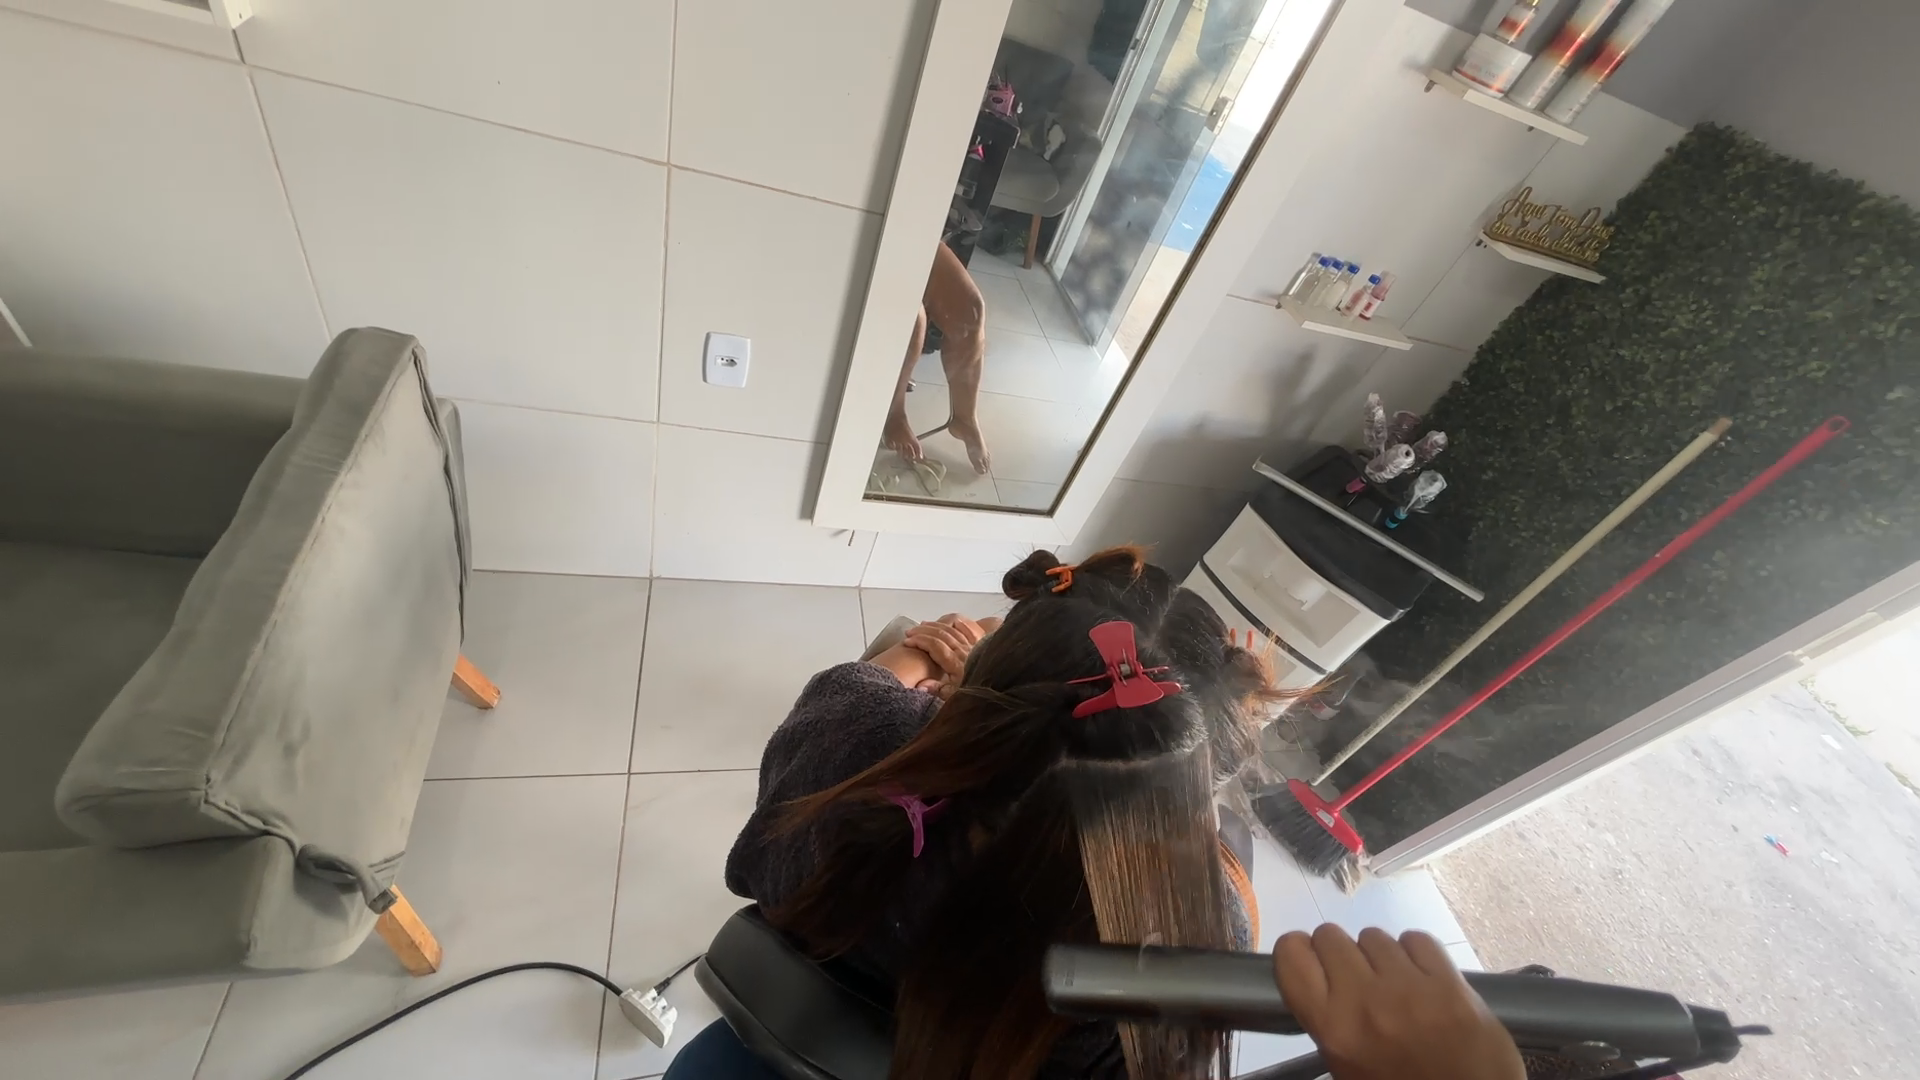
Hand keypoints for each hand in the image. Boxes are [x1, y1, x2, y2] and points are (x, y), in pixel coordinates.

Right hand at [903, 614, 993, 695]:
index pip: (934, 645)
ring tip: (924, 624)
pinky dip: (961, 624)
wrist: (1002, 690)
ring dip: (937, 625)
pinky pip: (971, 630)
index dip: (919, 641)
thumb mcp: (956, 698)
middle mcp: (964, 651)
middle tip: (910, 632)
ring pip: (953, 630)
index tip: (907, 641)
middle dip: (923, 630)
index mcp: (955, 663)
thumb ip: (939, 691)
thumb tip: (921, 685)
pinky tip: (954, 622)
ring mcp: (973, 647)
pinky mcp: (982, 647)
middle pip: (941, 634)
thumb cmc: (978, 694)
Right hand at [1273, 925, 1523, 1079]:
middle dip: (1341, 956)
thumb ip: (1322, 1013)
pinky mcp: (1454, 990)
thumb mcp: (1342, 1064)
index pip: (1292, 952)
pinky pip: (1417, 940)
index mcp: (1334, 1030)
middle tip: (1360, 982)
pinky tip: (1424, 982)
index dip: (1301, 954)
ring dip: (1380, 958)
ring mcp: (1413, 993)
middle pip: (1330, 935)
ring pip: (1374, 935)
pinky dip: (1417, 956)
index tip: (1315, 967)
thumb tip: (1314, 968)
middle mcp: (1367, 1003)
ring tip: (1398, 988)